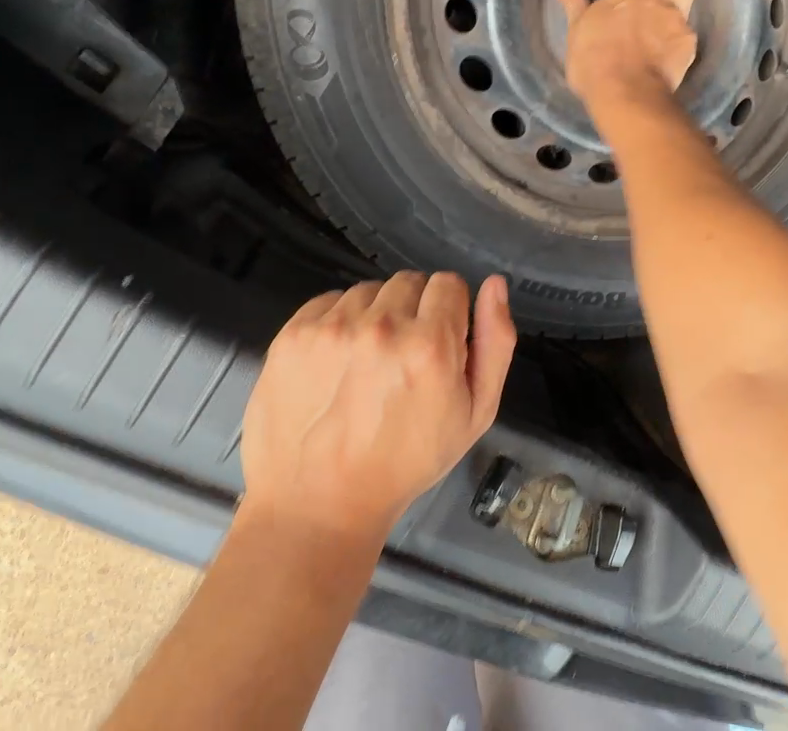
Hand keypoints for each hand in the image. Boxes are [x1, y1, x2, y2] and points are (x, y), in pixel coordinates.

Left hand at [239, 271, 516, 539]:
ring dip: (375, 315)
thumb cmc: (408, 462)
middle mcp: (381, 326)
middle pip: (409, 282)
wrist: (319, 504)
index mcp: (430, 344)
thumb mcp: (476, 414)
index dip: (450, 312)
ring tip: (366, 364)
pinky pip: (328, 302)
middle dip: (414, 312)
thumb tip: (496, 284)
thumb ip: (495, 342)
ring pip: (368, 291)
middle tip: (403, 359)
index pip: (448, 284)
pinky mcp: (292, 335)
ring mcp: (331, 328)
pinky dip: (338, 323)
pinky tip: (337, 364)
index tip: (440, 344)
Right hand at [549, 0, 697, 108]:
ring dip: (679, 19)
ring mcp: (677, 23)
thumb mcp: (577, 28)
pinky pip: (688, 40)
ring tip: (663, 38)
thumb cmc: (594, 59)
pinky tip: (666, 62)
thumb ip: (573, 1)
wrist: (624, 91)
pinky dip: (680, 48)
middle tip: (662, 6)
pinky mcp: (688, 47)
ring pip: (689, 9)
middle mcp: (658, 0)